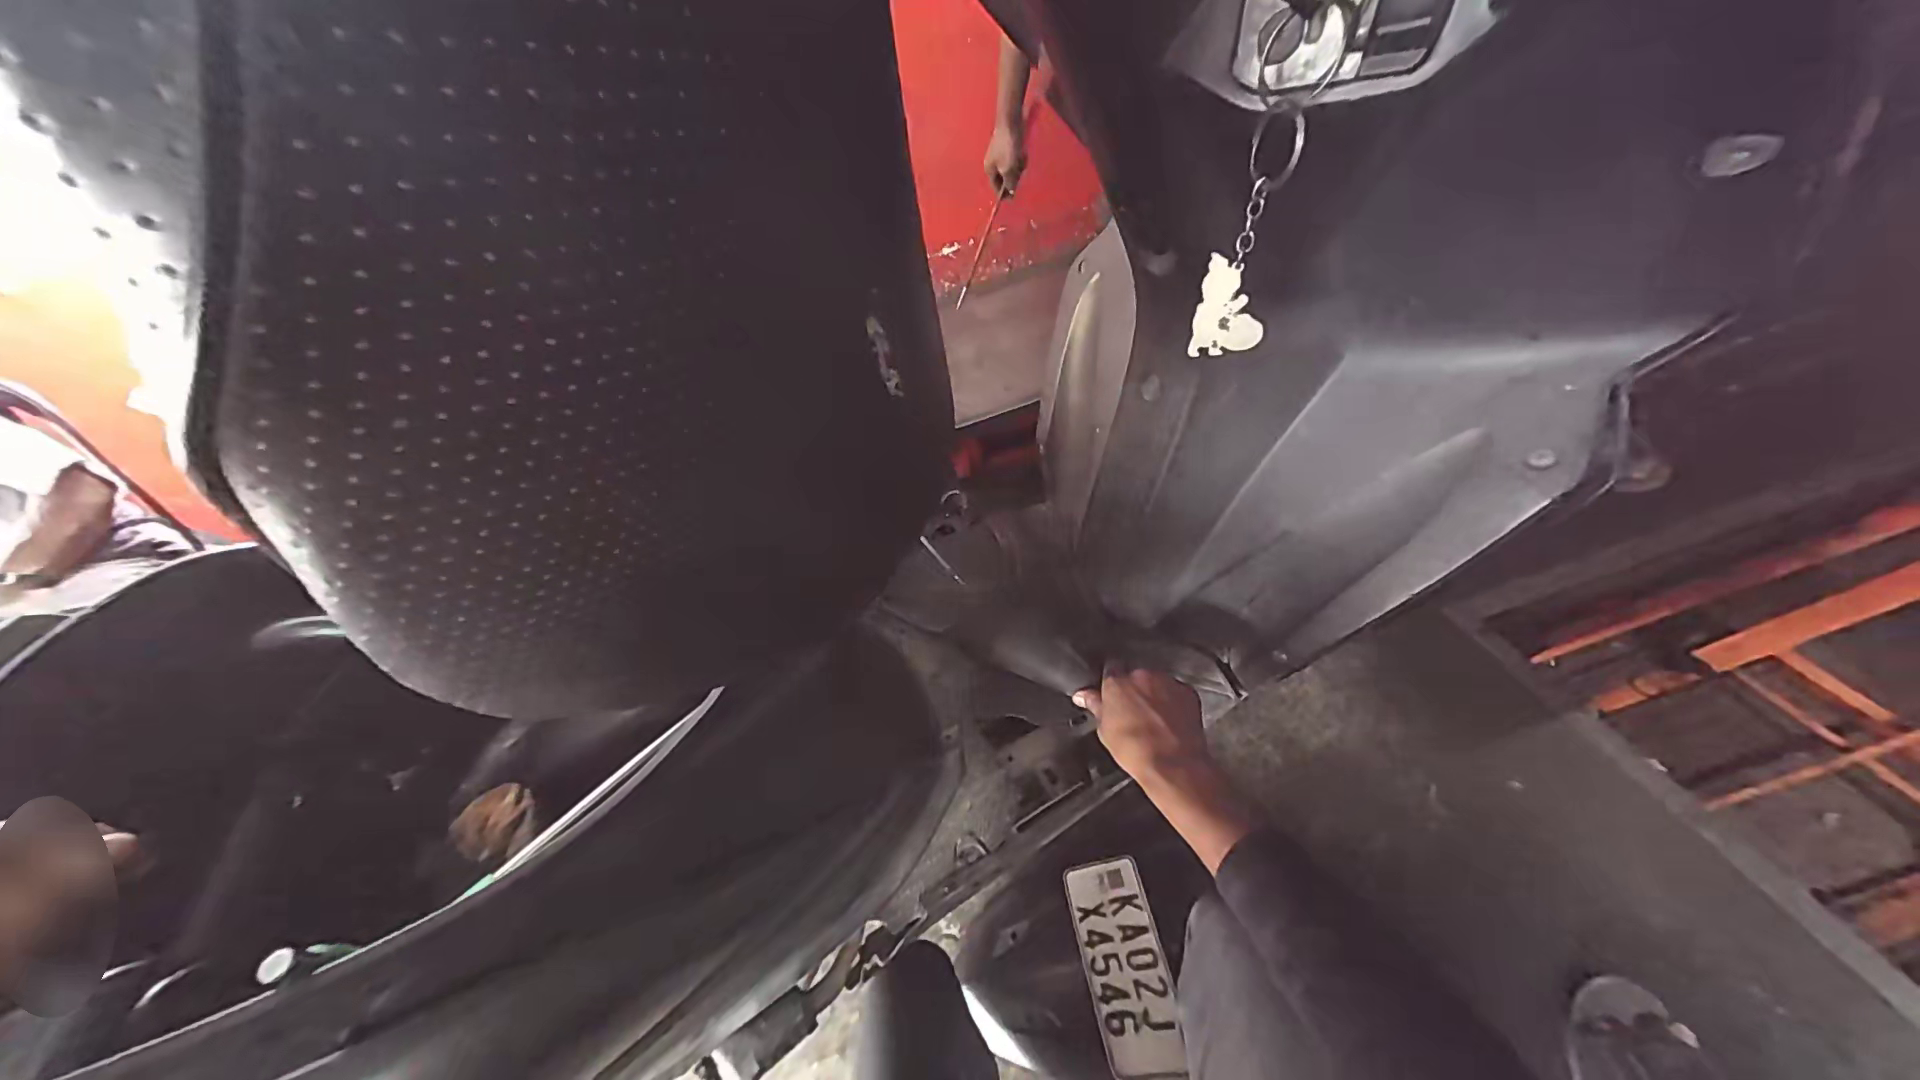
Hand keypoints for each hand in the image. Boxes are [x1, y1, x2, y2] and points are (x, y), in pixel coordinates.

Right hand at [983, 123, 1026, 196]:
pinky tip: (1022, 153)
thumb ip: (1009, 183)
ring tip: (1022, 158)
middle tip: (1020, 170)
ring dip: (1018, 167)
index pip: (996, 188)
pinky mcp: (1007, 148)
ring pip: (1011, 169)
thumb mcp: (1008, 169)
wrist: (1010, 122)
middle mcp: (993, 164)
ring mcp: (999, 155)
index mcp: (989, 171)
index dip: (1004, 194)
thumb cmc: (1008, 147)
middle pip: (1004, 179)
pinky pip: (1015, 160)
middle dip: (1013, 177)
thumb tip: (1010, 192)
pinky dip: (1019, 159)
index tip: (1014, 197)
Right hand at [1074, 668, 1209, 782]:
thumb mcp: (1105, 730)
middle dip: (1134, 689)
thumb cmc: (1137, 750)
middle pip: (1134, 675)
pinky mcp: (1187, 692)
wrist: (1174, 765)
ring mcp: (1166, 682)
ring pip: (1156, 682)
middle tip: (1132, 712)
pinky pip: (1175, 691)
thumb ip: (1095, 706)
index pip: (1110, 668)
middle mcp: (1141, 676)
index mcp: (1116, 682)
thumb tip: (1084, 696)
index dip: (1111, 682)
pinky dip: (1172, 702)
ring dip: (1154, 694)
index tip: (1112, 694)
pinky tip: (1169, 722)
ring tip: (1153, 720)